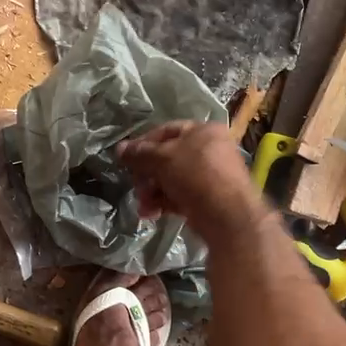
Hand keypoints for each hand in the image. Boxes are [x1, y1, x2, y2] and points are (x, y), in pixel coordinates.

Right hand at [117, 121, 261, 235]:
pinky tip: (152, 213)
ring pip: (170, 179)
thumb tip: (119, 148)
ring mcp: (209, 175)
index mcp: (203, 131)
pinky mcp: (207, 197)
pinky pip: (179, 195)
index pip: (165, 131)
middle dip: (146, 174)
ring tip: (144, 204)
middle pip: (166, 158)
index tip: (125, 159)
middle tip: (136, 185)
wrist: (226, 215)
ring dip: (152, 191)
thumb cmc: (195, 175)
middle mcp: (209, 150)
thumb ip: (139, 153)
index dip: (142, 144)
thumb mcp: (162, 159)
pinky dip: (163, 202)